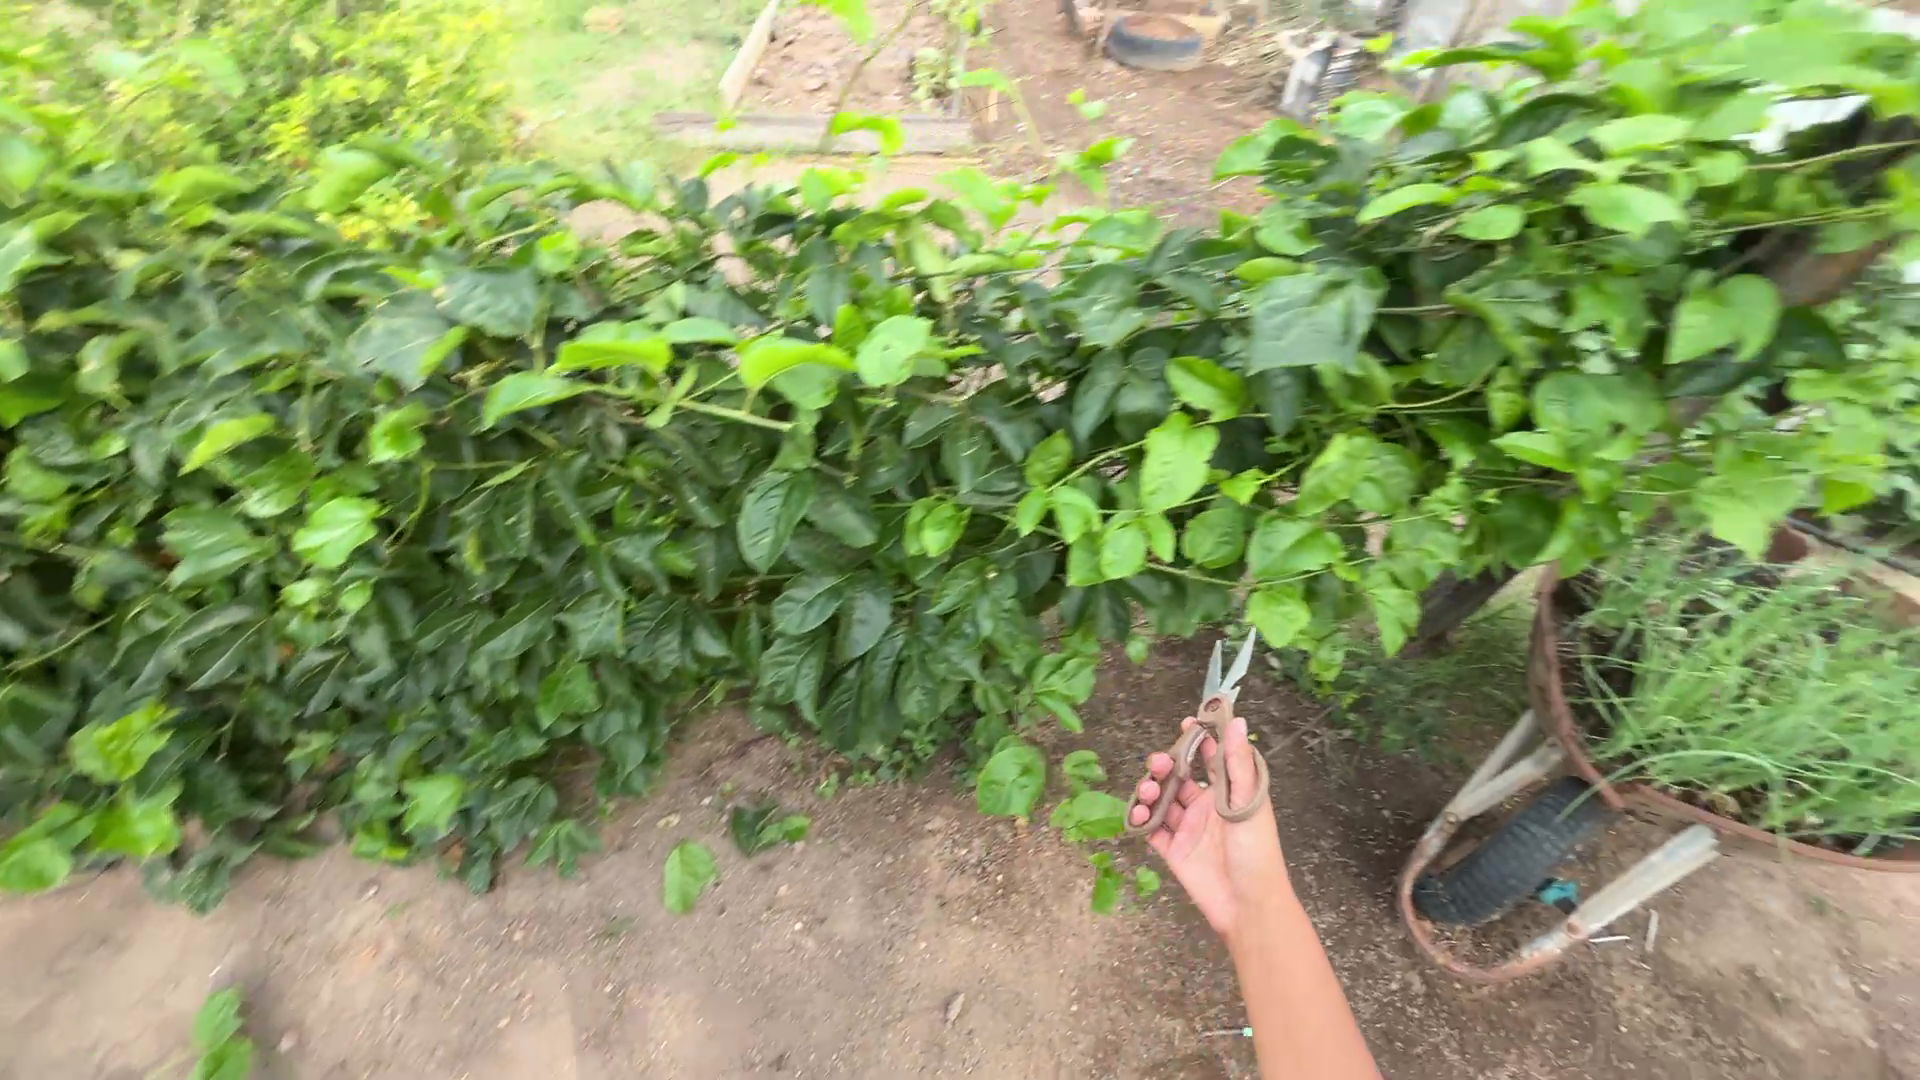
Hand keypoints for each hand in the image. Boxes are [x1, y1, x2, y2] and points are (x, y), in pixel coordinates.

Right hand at [1128, 714, 1291, 942]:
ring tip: (1147, 792)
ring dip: (1150, 790)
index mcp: (1226, 793)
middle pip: (1177, 777)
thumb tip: (1237, 721)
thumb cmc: (1258, 852)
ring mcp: (1187, 829)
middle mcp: (1205, 807)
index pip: (1209, 759)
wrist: (1249, 906)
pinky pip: (1151, 829)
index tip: (1186, 724)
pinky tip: (1140, 814)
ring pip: (1160, 800)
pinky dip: (1141, 819)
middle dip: (1163, 765)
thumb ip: (1237, 762)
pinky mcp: (1173, 851)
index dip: (1197, 741)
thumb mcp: (1249, 802)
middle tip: (1158, 763)